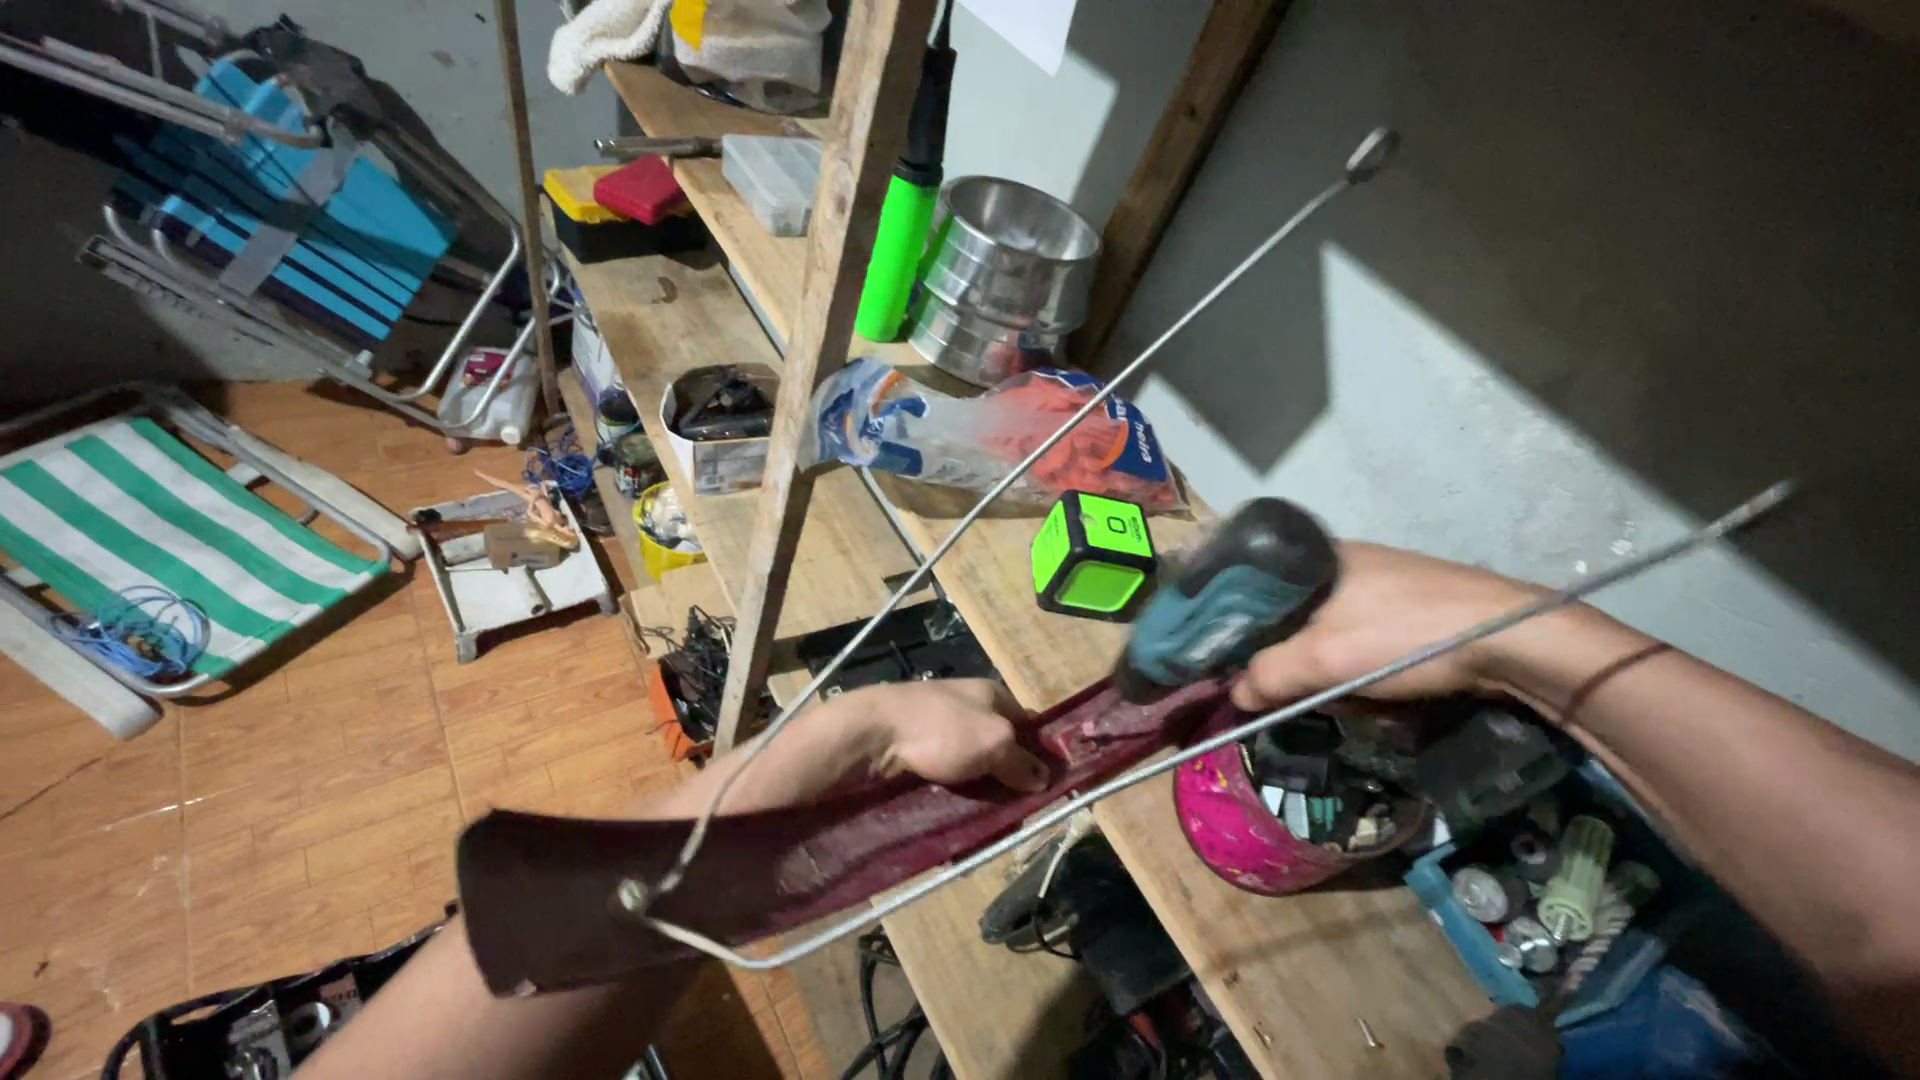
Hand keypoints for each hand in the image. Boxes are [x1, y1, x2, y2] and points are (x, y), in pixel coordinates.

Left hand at [848, 679, 1049, 792]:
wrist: (876, 733)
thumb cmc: (943, 728)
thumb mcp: (994, 741)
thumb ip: (1021, 761)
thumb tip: (1044, 778)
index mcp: (993, 694)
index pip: (1028, 722)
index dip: (1039, 751)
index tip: (1046, 785)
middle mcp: (969, 707)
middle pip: (1001, 746)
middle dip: (1010, 777)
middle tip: (1018, 810)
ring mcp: (942, 727)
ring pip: (975, 764)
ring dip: (983, 788)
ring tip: (992, 819)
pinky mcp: (920, 748)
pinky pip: (949, 774)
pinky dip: (957, 791)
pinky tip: (962, 811)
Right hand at [1230, 542, 1542, 710]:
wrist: (1515, 641)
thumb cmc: (1406, 637)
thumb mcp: (1324, 660)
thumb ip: (1269, 675)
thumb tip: (1236, 694)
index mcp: (1316, 556)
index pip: (1253, 586)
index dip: (1237, 625)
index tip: (1236, 661)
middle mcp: (1345, 559)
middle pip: (1291, 611)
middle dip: (1291, 654)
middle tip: (1298, 685)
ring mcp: (1383, 578)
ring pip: (1327, 626)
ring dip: (1328, 662)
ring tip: (1344, 690)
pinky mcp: (1414, 601)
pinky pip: (1362, 632)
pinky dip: (1359, 660)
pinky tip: (1376, 681)